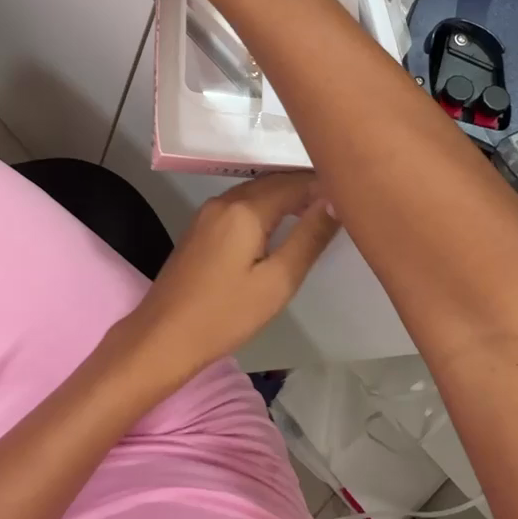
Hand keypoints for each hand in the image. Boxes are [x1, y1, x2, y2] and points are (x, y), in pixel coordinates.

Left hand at [119, 172, 339, 380]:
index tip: (353, 194)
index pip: (294, 183)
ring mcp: (207, 213)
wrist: (164, 336)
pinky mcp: (200, 228)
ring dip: (286, 196)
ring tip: (319, 211)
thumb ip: (309, 238)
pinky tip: (282, 224)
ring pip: (255, 192)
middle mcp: (224, 201)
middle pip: (273, 183)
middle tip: (342, 201)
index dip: (324, 184)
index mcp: (244, 210)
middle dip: (306, 187)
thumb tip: (336, 201)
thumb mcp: (277, 281)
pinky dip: (266, 207)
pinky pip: (240, 205)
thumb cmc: (225, 314)